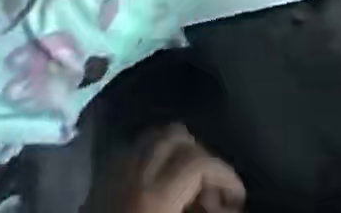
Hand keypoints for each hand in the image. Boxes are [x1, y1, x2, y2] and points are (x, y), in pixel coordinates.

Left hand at [87, 124, 245, 212]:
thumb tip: (230, 208)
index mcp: (155, 195)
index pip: (198, 162)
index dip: (226, 174)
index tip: (240, 197)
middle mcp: (133, 171)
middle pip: (174, 135)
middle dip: (201, 156)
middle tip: (214, 191)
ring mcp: (113, 171)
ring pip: (151, 137)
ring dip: (176, 152)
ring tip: (190, 188)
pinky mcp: (100, 180)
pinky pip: (132, 150)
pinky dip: (153, 158)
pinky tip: (161, 187)